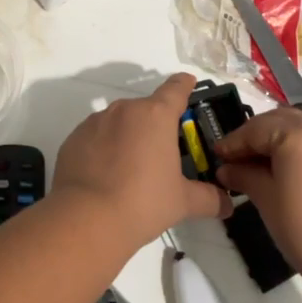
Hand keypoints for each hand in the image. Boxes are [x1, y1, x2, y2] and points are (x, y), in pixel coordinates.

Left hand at [53, 73, 232, 248]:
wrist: (86, 218)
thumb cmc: (143, 203)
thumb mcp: (183, 203)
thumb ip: (209, 199)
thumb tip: (227, 204)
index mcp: (155, 115)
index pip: (176, 88)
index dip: (185, 85)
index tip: (189, 84)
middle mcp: (125, 109)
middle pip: (146, 109)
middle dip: (156, 127)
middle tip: (163, 155)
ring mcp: (95, 121)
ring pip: (119, 122)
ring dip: (128, 137)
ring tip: (131, 171)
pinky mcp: (74, 137)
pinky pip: (96, 137)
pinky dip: (103, 149)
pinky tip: (106, 177)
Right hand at [214, 109, 301, 282]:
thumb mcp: (266, 199)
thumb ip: (243, 175)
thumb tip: (226, 169)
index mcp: (298, 134)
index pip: (255, 129)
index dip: (233, 142)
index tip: (216, 154)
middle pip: (278, 122)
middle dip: (254, 136)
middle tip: (234, 158)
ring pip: (298, 130)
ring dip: (275, 140)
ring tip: (256, 165)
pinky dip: (295, 149)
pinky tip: (282, 171)